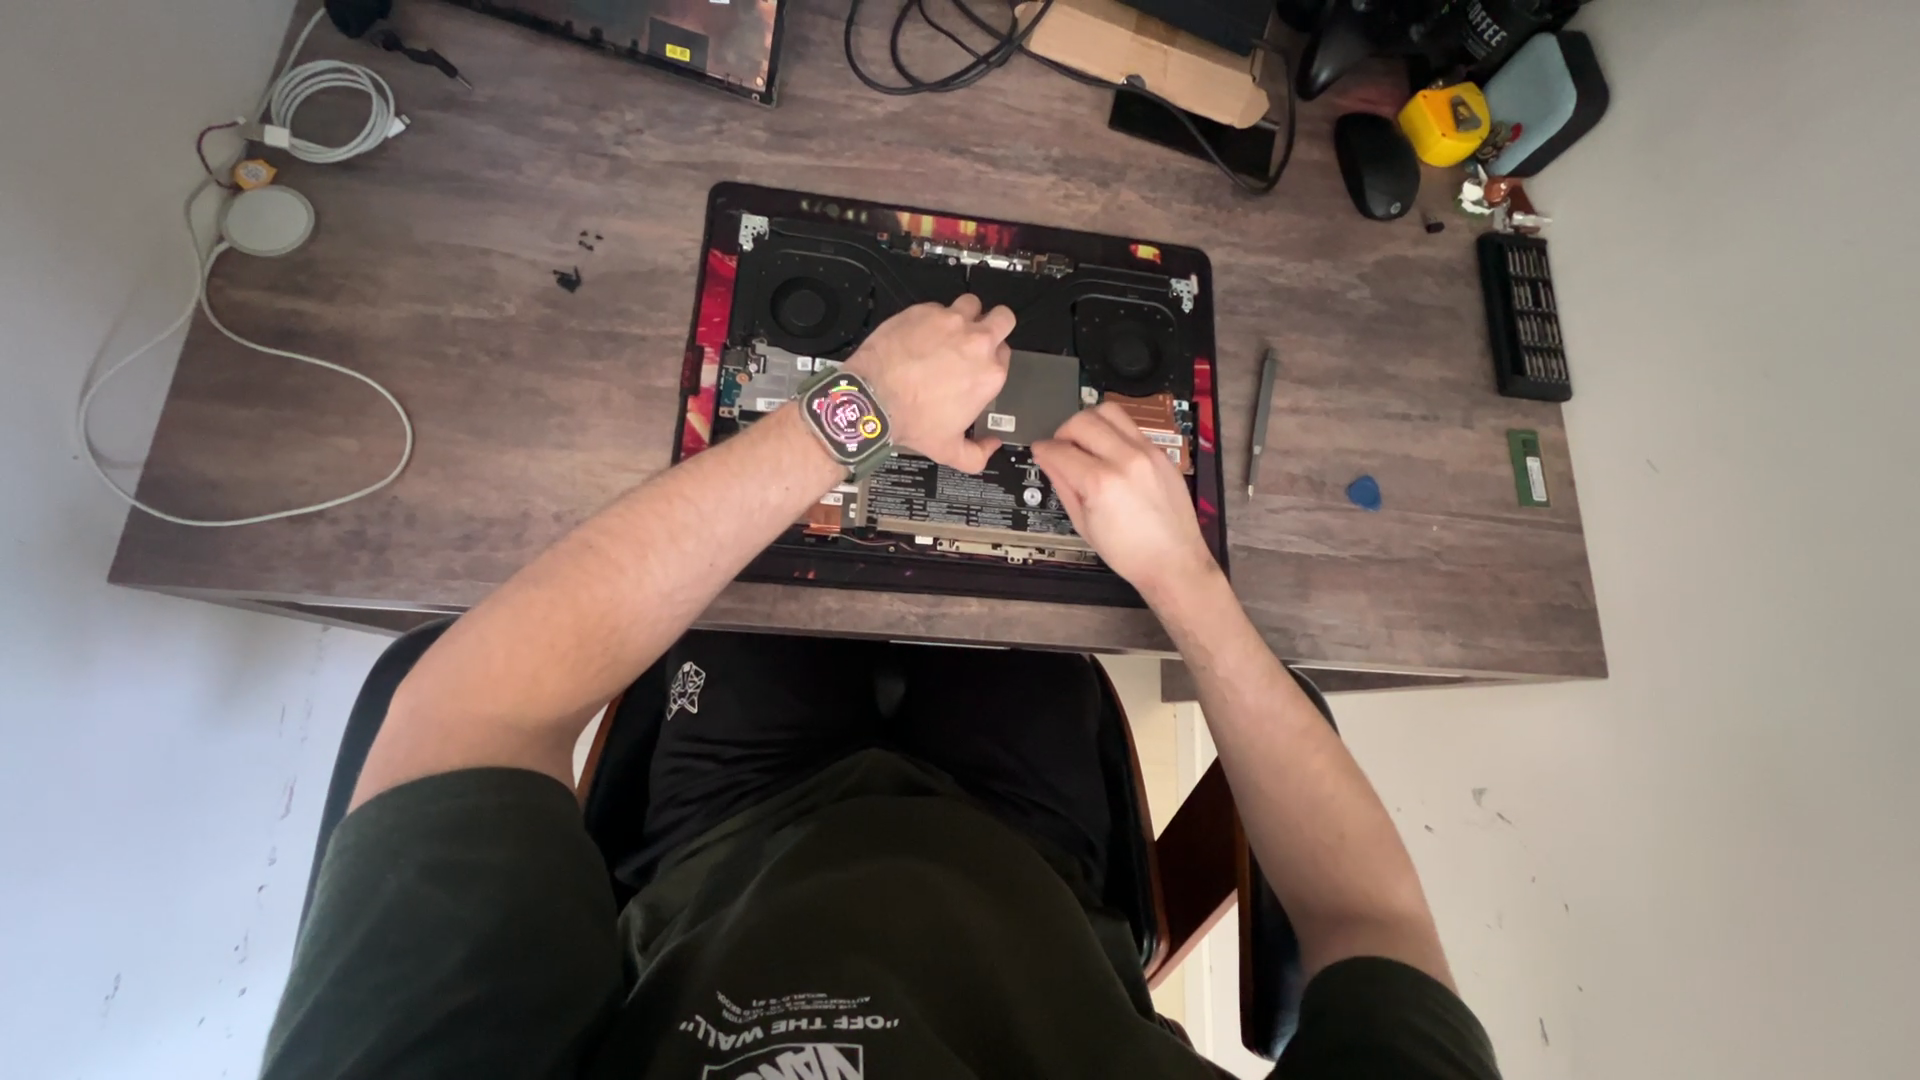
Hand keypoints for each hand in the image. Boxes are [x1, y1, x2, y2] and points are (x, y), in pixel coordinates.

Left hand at [842, 295, 1011, 471]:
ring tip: (950, 330)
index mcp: (990, 374)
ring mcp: (951, 322)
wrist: (875, 399)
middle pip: (1003, 318)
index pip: (1005, 354)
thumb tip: (990, 448)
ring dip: (966, 315)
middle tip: (977, 337)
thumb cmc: (912, 420)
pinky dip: (932, 318)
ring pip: (972, 304)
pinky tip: (921, 334)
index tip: (978, 366)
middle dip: (994, 324)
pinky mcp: (924, 311)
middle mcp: (977, 342)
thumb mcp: (949, 450)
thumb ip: (978, 455)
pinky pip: (937, 306)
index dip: (992, 358)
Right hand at [1031, 404, 1219, 598]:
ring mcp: (1147, 452)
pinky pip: (1130, 426)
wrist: (1174, 561)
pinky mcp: (1161, 452)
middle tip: (1062, 448)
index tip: (1040, 451)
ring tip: (1086, 443)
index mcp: (1101, 483)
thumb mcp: (1083, 524)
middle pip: (1082, 421)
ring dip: (1089, 423)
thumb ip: (1063, 485)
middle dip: (1063, 431)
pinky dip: (1113, 432)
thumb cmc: (1130, 552)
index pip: (1060, 450)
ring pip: (1108, 411)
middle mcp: (1125, 460)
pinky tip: (1109, 452)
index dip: (1043, 449)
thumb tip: (1048, 460)